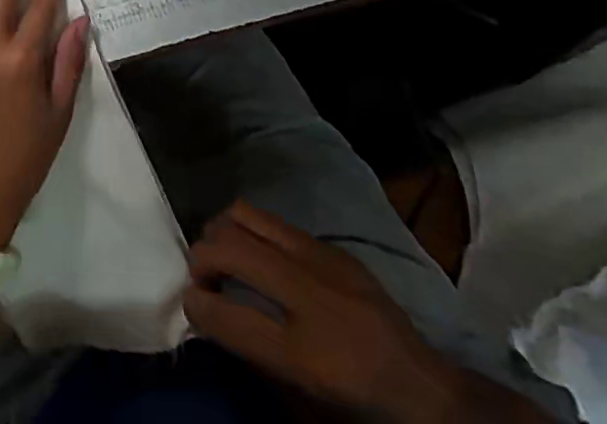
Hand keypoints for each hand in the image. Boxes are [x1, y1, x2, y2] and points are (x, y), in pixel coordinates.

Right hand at [184, 202, 470, 422]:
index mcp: (302, 350)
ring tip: (224, 255)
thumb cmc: (351, 392)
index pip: (225, 314)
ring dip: (223, 232)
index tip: (188, 301)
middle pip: (230, 246)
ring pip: (246, 215)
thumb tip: (204, 306)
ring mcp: (322, 259)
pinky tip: (258, 254)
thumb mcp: (297, 385)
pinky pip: (273, 221)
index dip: (194, 303)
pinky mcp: (332, 246)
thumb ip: (248, 344)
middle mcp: (309, 294)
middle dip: (200, 257)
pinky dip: (251, 231)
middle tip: (201, 277)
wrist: (418, 381)